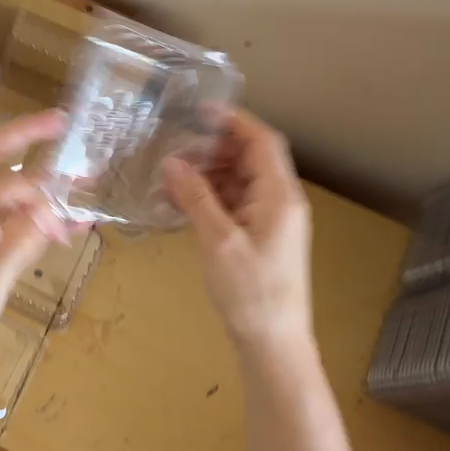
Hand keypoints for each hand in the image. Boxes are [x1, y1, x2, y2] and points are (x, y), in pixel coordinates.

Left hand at [0, 111, 75, 368]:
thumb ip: (15, 247)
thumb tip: (47, 210)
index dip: (35, 195)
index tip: (61, 220)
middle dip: (23, 134)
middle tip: (61, 121)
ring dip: (34, 168)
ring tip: (78, 170)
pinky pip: (3, 207)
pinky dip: (32, 205)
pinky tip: (64, 217)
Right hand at [161, 108, 314, 354]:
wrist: (273, 341)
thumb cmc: (250, 292)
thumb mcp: (218, 242)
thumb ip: (197, 198)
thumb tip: (174, 162)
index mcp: (279, 196)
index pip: (262, 142)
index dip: (234, 121)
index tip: (200, 110)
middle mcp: (280, 202)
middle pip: (250, 159)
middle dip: (214, 148)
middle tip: (175, 145)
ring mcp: (270, 222)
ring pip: (239, 183)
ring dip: (208, 174)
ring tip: (170, 175)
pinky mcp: (259, 239)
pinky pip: (234, 205)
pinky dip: (209, 198)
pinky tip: (181, 203)